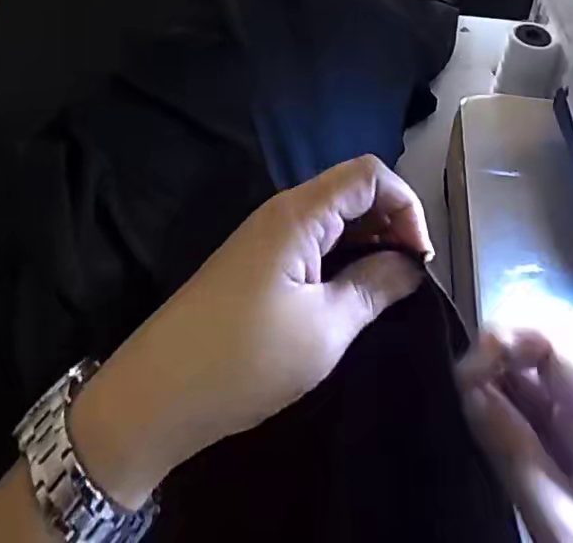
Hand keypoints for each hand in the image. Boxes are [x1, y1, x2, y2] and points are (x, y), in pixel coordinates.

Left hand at [68, 155, 431, 506]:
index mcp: (300, 213)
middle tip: (411, 272)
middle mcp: (284, 210)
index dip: (406, 205)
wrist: (152, 397)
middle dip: (392, 220)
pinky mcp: (259, 258)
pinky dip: (345, 252)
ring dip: (370, 238)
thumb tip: (412, 266)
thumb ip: (375, 287)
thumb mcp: (324, 329)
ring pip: (335, 213)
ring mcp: (268, 233)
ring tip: (390, 282)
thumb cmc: (244, 360)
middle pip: (353, 188)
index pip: (370, 174)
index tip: (420, 256)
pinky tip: (354, 287)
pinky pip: (315, 236)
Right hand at [457, 329, 572, 542]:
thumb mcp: (566, 532)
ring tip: (462, 411)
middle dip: (496, 359)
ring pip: (539, 379)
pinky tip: (484, 427)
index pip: (554, 341)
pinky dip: (509, 411)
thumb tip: (469, 388)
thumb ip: (517, 456)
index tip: (462, 380)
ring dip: (498, 384)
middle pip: (545, 351)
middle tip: (456, 397)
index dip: (504, 341)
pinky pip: (542, 412)